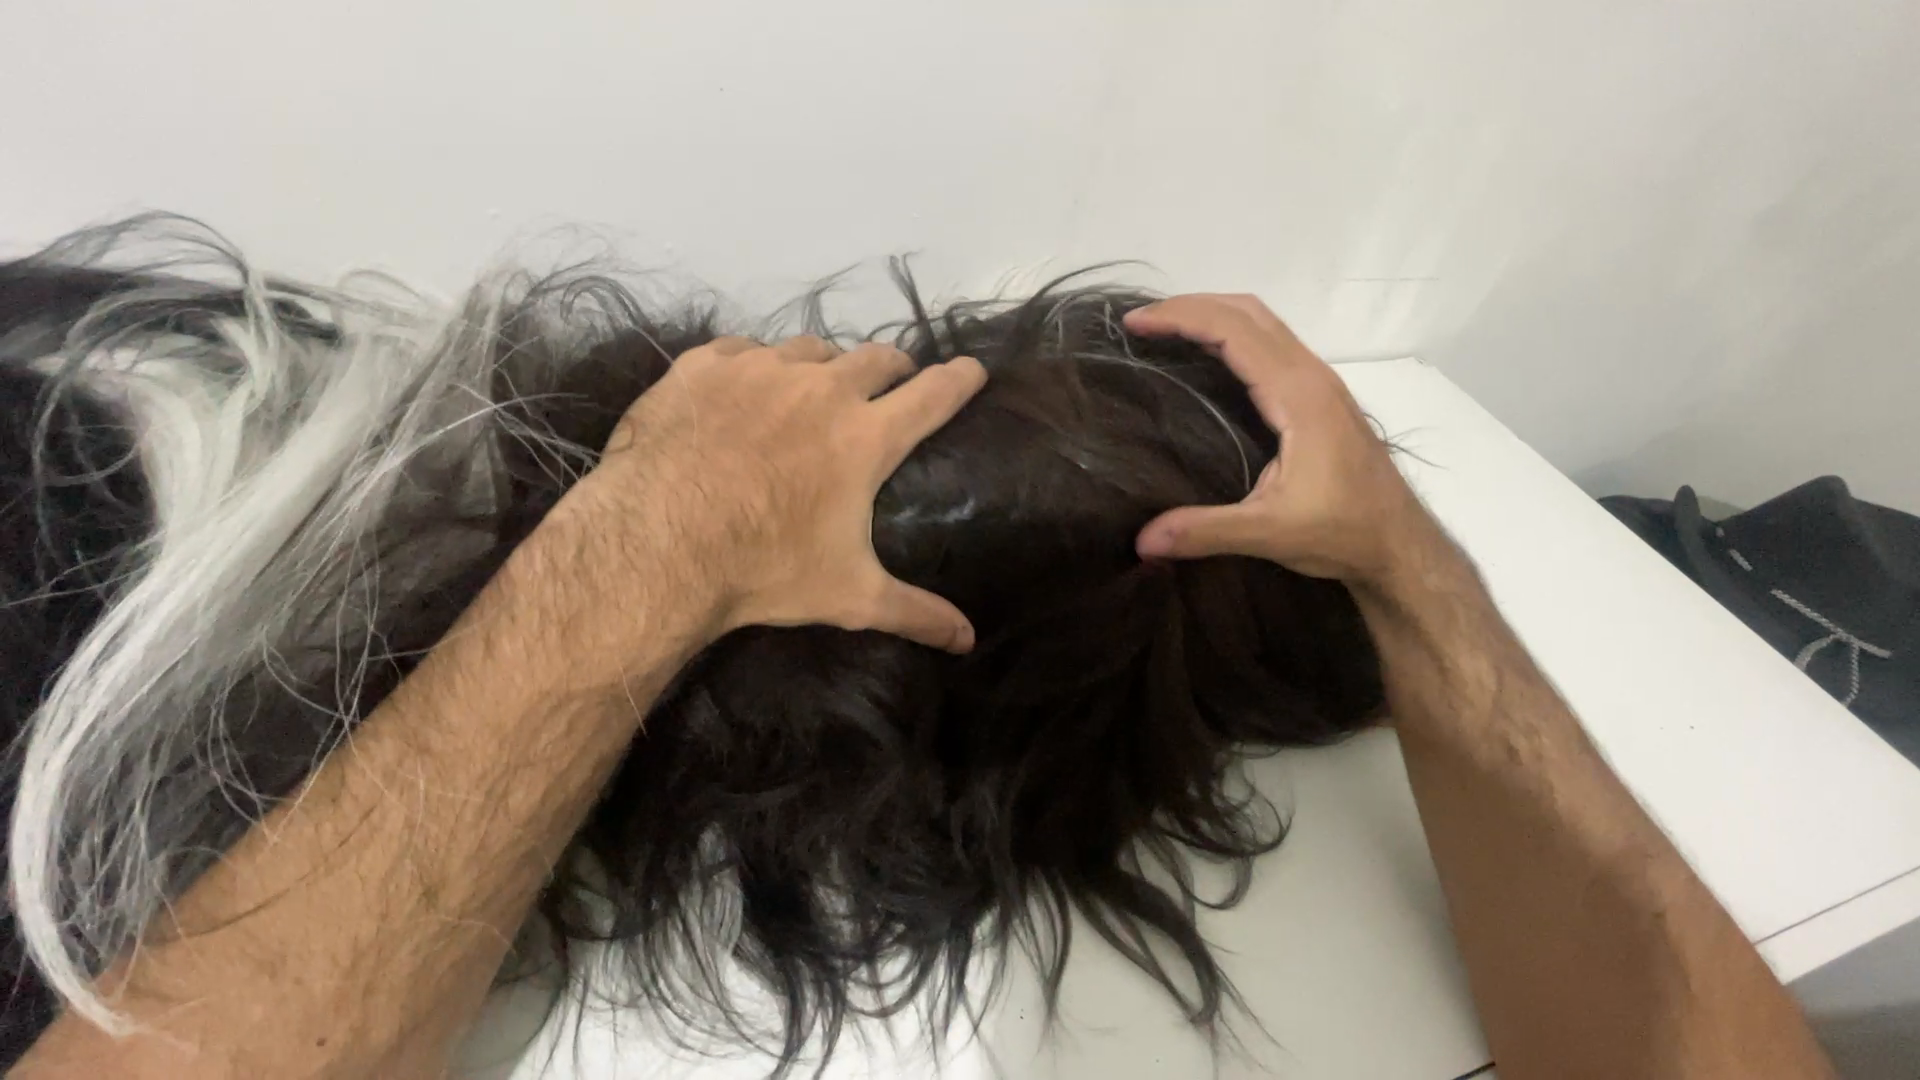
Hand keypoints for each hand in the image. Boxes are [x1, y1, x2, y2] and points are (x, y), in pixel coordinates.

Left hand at [562, 335, 986, 659]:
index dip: (960, 379)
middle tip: (894, 385)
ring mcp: (759, 370)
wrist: (655, 547)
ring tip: (818, 389)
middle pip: (877, 358)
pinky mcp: (705, 367)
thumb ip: (915, 613)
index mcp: (865, 437)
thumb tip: (969, 642)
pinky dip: (758, 367)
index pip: (933, 395)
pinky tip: (746, 391)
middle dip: (895, 368)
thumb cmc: (764, 569)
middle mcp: (821, 389)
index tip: (974, 369)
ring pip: (812, 350)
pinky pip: (746, 351)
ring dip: (827, 366)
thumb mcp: (850, 596)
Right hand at [1128, 295, 1433, 585]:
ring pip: (1263, 323)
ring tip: (1166, 330)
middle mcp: (1311, 376)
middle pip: (1248, 312)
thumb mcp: (1270, 533)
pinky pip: (1270, 345)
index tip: (1135, 322)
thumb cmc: (1344, 531)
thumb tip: (1142, 541)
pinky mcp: (1319, 398)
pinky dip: (1232, 335)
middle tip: (1141, 321)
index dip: (1181, 317)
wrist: (1400, 544)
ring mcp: (1319, 384)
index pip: (1233, 331)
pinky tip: (1207, 360)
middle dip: (1191, 306)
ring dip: (1213, 315)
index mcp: (1298, 395)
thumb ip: (1205, 532)